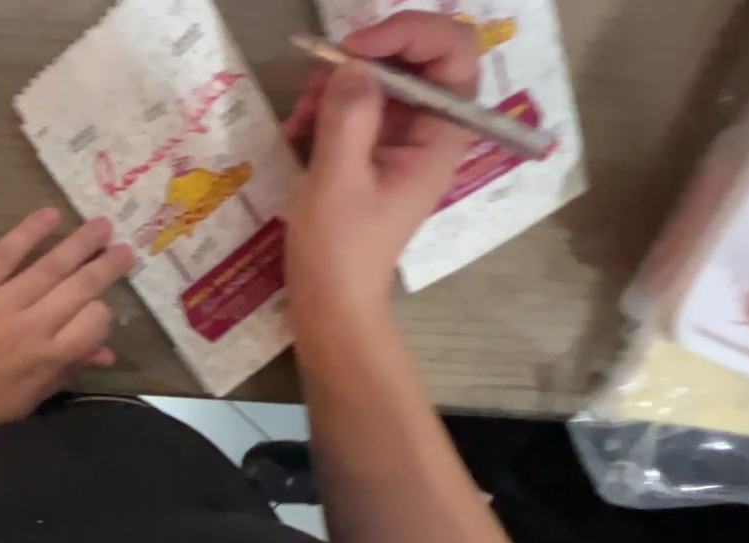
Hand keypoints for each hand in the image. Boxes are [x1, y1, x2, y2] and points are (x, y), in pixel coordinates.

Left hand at [0, 208, 135, 444]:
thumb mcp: (25, 400)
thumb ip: (65, 372)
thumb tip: (105, 353)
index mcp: (45, 358)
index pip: (93, 323)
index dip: (102, 315)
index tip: (98, 310)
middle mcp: (29, 326)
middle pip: (80, 288)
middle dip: (107, 268)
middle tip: (126, 249)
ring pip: (50, 266)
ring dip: (81, 243)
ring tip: (103, 226)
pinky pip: (5, 253)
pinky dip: (28, 232)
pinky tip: (50, 215)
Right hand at [285, 13, 479, 322]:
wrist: (329, 305)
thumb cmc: (338, 251)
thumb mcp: (337, 182)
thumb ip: (348, 117)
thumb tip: (350, 66)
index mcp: (440, 135)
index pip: (451, 49)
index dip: (407, 32)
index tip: (352, 48)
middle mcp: (429, 132)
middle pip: (413, 60)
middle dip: (362, 61)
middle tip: (315, 84)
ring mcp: (400, 145)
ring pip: (380, 83)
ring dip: (336, 87)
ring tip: (299, 115)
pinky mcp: (372, 159)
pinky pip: (357, 113)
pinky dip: (327, 112)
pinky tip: (297, 131)